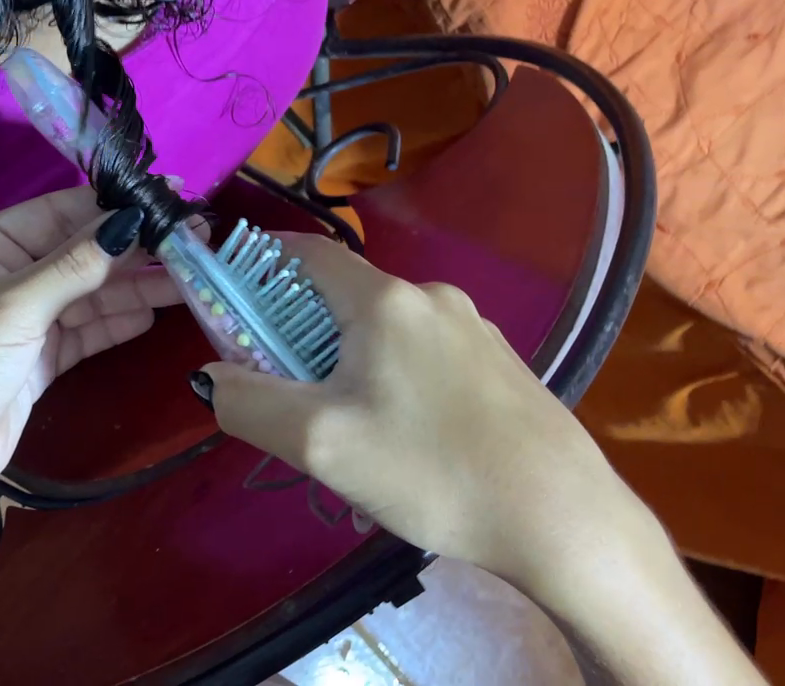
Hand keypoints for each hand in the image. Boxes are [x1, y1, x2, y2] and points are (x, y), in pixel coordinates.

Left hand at [0, 189, 181, 504]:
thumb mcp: (16, 307)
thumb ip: (74, 266)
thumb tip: (129, 220)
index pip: (58, 213)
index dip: (111, 206)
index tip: (168, 200)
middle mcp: (8, 274)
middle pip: (79, 253)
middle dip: (132, 248)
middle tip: (196, 243)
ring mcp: (26, 318)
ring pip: (89, 293)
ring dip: (135, 286)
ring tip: (192, 279)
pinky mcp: (40, 358)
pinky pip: (86, 330)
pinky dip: (117, 322)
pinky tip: (154, 311)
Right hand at [201, 234, 632, 590]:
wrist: (574, 533)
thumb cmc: (434, 472)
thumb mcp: (317, 444)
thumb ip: (244, 402)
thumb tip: (210, 376)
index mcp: (384, 300)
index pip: (303, 251)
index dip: (257, 264)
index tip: (229, 297)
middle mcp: (431, 298)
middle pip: (338, 296)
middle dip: (296, 330)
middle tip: (283, 386)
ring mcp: (475, 331)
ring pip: (380, 331)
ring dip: (344, 361)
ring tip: (343, 427)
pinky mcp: (502, 367)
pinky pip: (420, 356)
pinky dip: (389, 378)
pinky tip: (401, 439)